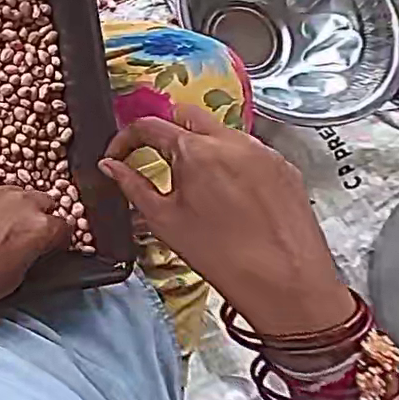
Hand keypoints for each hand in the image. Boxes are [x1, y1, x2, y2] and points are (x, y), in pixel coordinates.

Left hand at [0, 184, 69, 310]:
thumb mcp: (17, 278)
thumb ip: (33, 255)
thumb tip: (33, 250)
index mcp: (40, 226)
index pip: (65, 228)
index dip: (57, 241)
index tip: (49, 248)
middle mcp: (22, 202)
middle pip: (43, 204)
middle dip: (38, 218)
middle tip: (24, 236)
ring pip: (16, 195)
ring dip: (13, 209)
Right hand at [97, 104, 353, 334]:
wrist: (287, 284)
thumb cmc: (222, 256)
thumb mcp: (163, 219)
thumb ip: (132, 185)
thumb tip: (111, 166)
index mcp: (196, 152)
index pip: (149, 125)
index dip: (125, 138)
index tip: (118, 155)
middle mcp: (232, 142)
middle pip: (185, 115)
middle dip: (162, 130)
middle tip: (148, 154)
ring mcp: (263, 152)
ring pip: (218, 130)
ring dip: (195, 144)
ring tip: (188, 179)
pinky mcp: (284, 167)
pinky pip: (246, 150)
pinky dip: (225, 159)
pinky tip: (222, 191)